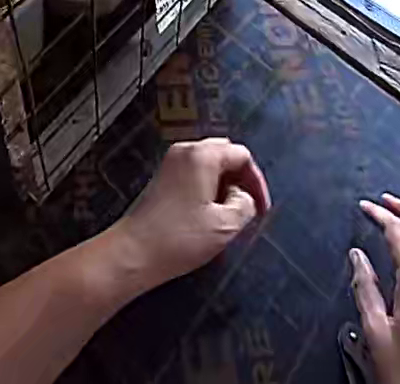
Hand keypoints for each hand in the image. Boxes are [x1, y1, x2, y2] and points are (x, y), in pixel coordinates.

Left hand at [105, 138, 270, 289]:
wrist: (136, 250)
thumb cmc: (183, 236)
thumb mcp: (225, 225)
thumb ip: (245, 205)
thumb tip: (244, 196)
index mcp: (202, 155)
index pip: (241, 154)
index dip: (257, 181)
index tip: (263, 210)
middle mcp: (186, 149)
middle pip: (224, 153)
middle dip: (241, 178)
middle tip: (249, 208)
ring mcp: (171, 161)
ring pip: (209, 162)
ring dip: (225, 183)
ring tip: (231, 214)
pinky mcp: (163, 176)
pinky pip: (194, 171)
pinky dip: (209, 185)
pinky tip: (209, 212)